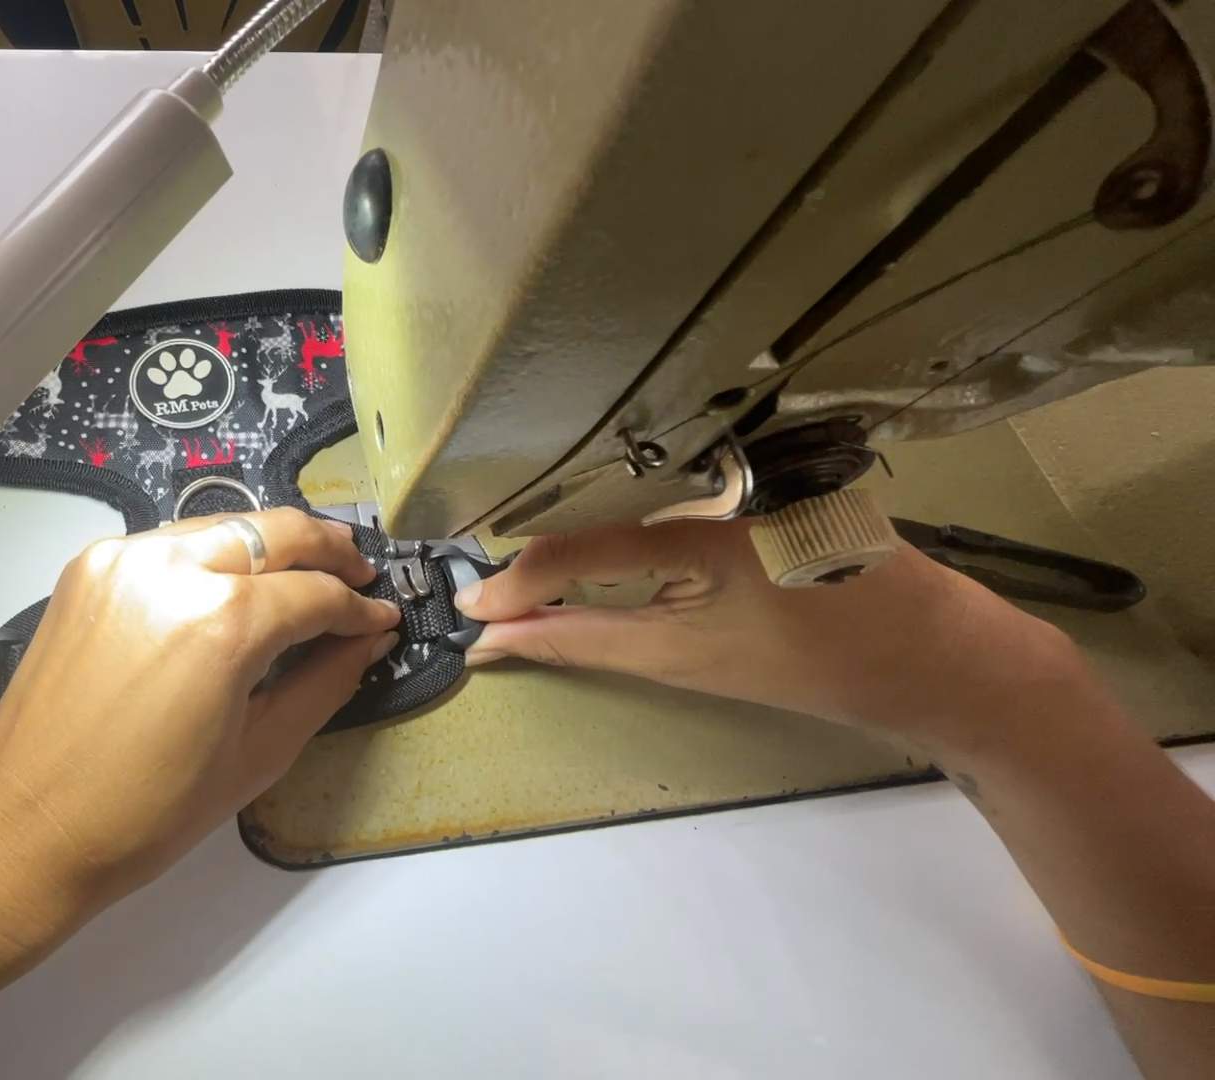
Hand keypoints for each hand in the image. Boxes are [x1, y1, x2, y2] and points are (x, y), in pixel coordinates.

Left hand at [0, 508, 398, 919]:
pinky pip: (172, 543)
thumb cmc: (149, 812)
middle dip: (328, 549)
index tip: (381, 619)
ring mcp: (124, 557)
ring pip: (223, 526)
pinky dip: (214, 555)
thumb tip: (368, 639)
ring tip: (303, 575)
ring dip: (271, 545)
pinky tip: (231, 586)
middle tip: (359, 575)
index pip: (315, 593)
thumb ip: (325, 682)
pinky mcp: (91, 564)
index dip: (357, 608)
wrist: (24, 824)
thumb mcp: (258, 753)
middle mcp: (173, 567)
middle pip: (274, 531)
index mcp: (222, 623)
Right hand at [456, 517, 1088, 741]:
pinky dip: (604, 531)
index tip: (472, 612)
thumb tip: (496, 639)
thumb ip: (579, 641)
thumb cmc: (810, 668)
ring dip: (561, 541)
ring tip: (519, 579)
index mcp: (695, 529)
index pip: (571, 550)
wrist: (939, 657)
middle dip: (527, 553)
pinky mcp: (738, 477)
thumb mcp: (681, 660)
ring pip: (614, 501)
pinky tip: (582, 552)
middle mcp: (703, 481)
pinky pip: (648, 499)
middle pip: (584, 509)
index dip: (512, 584)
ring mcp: (724, 473)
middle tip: (488, 596)